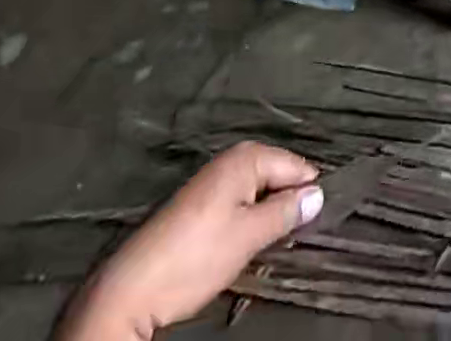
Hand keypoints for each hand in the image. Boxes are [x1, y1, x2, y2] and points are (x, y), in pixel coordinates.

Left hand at [56, 142, 322, 340]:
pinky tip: (249, 240)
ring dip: (271, 212)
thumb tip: (319, 195)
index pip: (298, 167)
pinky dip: (252, 218)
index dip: (310, 193)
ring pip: (261, 190)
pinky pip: (243, 201)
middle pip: (280, 175)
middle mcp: (231, 160)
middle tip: (296, 233)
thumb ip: (288, 212)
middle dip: (290, 201)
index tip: (320, 219)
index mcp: (246, 158)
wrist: (130, 291)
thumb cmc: (194, 258)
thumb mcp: (250, 236)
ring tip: (273, 240)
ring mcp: (214, 180)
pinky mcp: (202, 203)